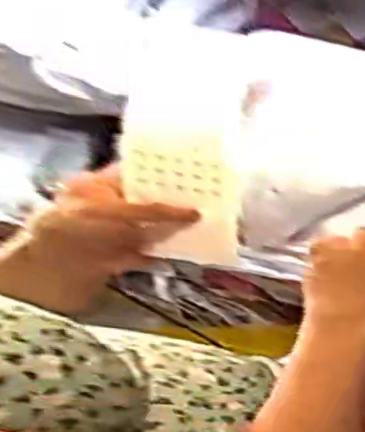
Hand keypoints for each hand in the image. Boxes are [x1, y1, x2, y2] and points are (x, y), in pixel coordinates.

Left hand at [0, 167, 197, 313]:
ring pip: (171, 220)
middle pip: (159, 196)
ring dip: (193, 221)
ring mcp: (139, 224)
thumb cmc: (81, 227)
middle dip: (185, 197)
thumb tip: (196, 213)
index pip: (137, 171)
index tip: (193, 170)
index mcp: (105, 184)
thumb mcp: (115, 212)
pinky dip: (194, 241)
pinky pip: (177, 240)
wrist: (73, 262)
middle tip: (216, 195)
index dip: (163, 170)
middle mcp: (123, 201)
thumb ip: (155, 211)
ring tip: (223, 216)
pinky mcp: (152, 244)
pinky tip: (215, 239)